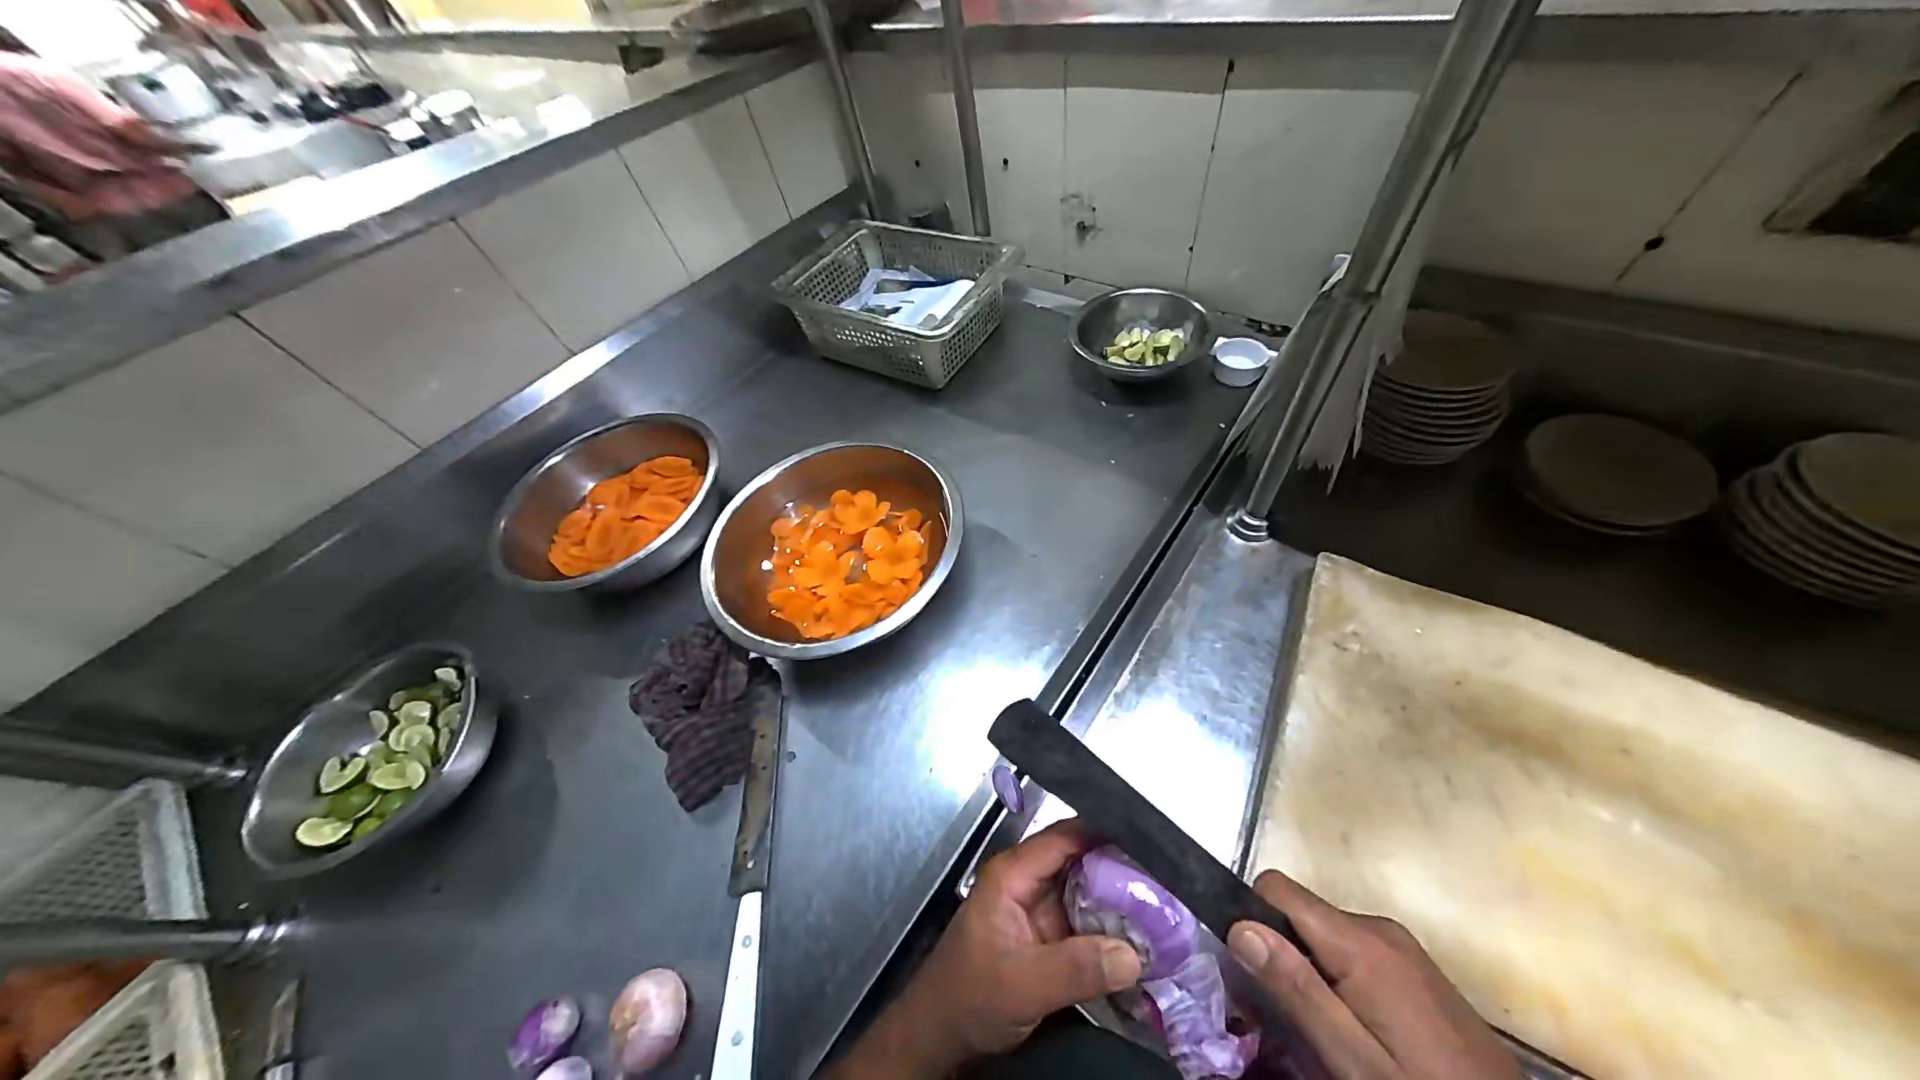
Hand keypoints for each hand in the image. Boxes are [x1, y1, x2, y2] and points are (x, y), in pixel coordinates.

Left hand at [832, 820, 1142, 1078]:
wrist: (939, 1038)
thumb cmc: (966, 998)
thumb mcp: (1019, 984)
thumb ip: (1074, 967)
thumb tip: (1132, 955)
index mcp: (1013, 874)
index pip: (1065, 836)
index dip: (1106, 832)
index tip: (1150, 840)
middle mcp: (1029, 884)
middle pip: (1083, 862)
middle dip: (1123, 869)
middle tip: (1169, 880)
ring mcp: (1040, 912)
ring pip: (1089, 893)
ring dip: (1123, 902)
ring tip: (1167, 907)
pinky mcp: (1050, 940)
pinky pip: (1089, 925)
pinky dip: (1114, 931)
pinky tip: (1145, 941)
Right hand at [1229, 871, 1520, 1079]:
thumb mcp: (1351, 1058)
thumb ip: (1296, 988)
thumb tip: (1239, 927)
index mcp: (1360, 942)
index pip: (1275, 888)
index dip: (1251, 921)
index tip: (1251, 974)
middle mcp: (1378, 928)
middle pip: (1297, 913)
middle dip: (1278, 956)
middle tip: (1282, 1021)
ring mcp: (1400, 946)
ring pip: (1321, 934)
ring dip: (1306, 971)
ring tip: (1321, 1034)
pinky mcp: (1413, 966)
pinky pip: (1352, 951)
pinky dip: (1335, 978)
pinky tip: (1353, 1030)